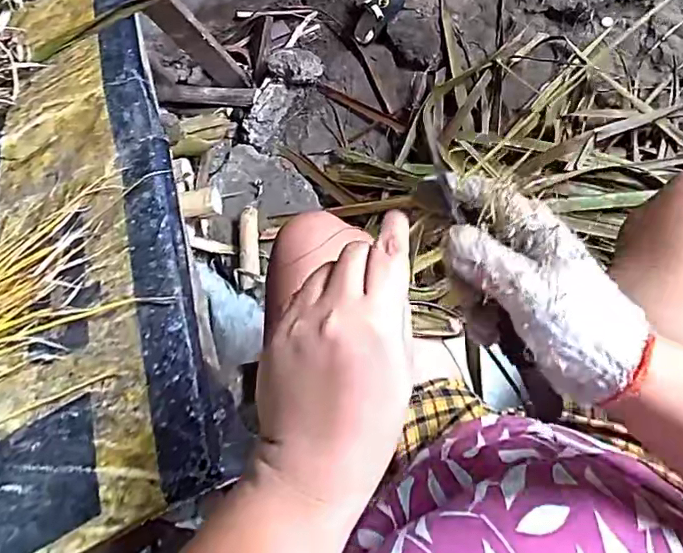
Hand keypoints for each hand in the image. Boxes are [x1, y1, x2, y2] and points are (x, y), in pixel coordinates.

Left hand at [252, 210, 412, 520]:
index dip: (395, 231)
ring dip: (342, 273)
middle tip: (374, 275)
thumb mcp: (401, 370)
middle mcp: (338, 310)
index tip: (397, 217)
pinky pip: (303, 289)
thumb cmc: (368, 427)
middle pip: (356, 253)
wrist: (311, 465)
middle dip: (370, 256)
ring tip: (347, 301)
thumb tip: (394, 282)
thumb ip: (397, 318)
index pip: (388, 256)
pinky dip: (318, 291)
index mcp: (376, 322)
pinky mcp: (280, 327)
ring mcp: (304, 317)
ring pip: (328, 267)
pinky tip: (324, 316)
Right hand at [441, 178, 652, 405]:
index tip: (423, 197)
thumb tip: (450, 234)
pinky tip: (494, 337)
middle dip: (462, 268)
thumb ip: (486, 258)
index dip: (455, 193)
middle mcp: (523, 243)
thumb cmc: (578, 322)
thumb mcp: (527, 289)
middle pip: (470, 237)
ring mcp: (519, 274)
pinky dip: (482, 318)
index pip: (486, 194)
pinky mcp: (517, 302)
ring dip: (471, 300)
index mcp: (531, 226)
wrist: (614, 373)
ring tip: (488, 326)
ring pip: (472, 271)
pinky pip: (483, 299)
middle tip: (468, 294)